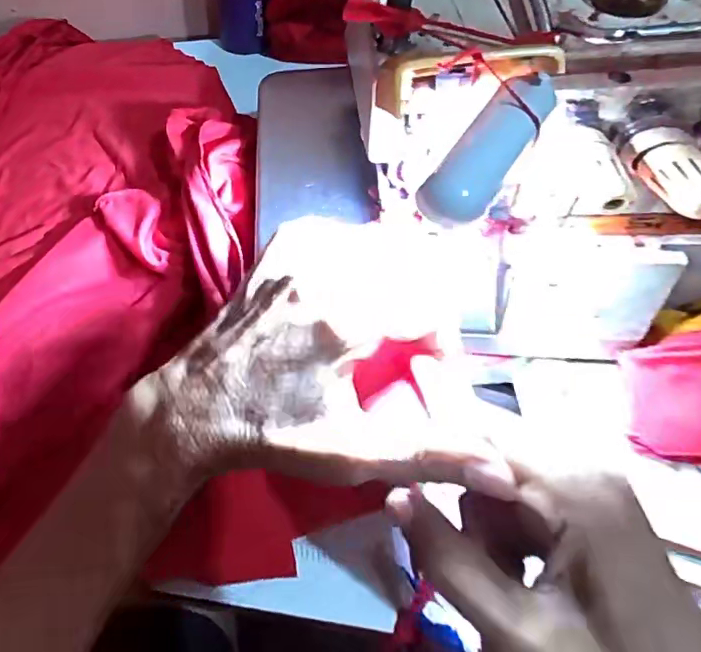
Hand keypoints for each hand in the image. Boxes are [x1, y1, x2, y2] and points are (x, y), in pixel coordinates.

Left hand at [135, 219, 515, 495]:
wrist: (199, 403)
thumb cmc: (273, 431)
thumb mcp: (352, 452)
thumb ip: (429, 454)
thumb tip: (502, 470)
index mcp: (342, 321)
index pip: (426, 303)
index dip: (443, 335)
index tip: (431, 362)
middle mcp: (317, 277)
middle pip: (402, 259)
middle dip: (421, 295)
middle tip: (411, 334)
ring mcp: (288, 260)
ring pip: (363, 237)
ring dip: (389, 267)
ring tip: (385, 305)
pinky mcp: (269, 255)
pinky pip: (322, 229)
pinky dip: (347, 244)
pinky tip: (348, 273)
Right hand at [389, 456, 700, 651]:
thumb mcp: (522, 632)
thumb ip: (449, 559)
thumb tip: (391, 492)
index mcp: (568, 480)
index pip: (462, 427)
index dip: (415, 441)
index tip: (375, 452)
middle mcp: (580, 460)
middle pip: (475, 443)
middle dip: (450, 487)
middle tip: (442, 539)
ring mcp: (590, 479)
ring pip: (491, 468)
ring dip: (478, 515)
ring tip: (500, 574)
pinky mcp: (593, 500)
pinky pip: (519, 489)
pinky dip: (504, 525)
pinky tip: (519, 569)